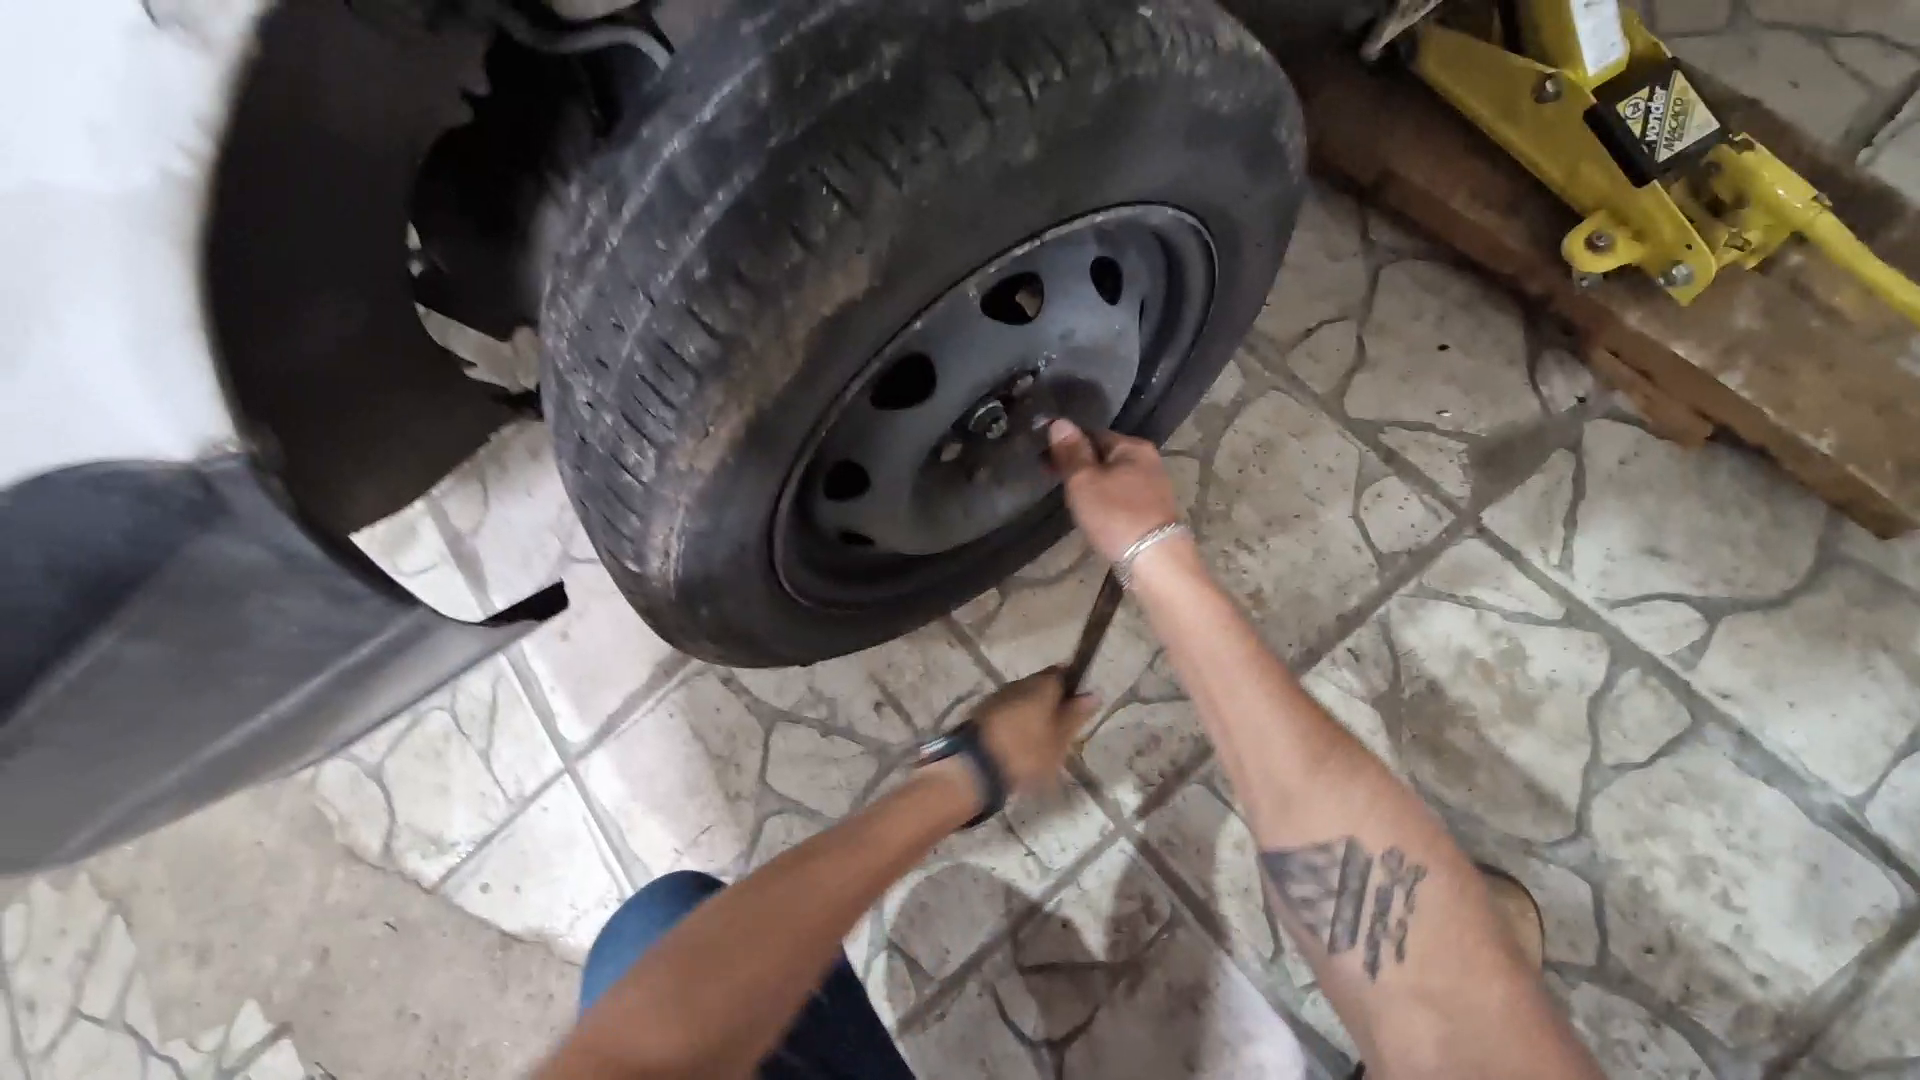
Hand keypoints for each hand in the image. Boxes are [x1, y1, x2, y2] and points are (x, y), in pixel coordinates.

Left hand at [970, 669, 1096, 794]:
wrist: (975, 766)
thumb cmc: (1026, 752)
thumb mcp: (1059, 739)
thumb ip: (1075, 715)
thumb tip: (1093, 694)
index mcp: (1042, 684)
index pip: (1062, 672)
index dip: (1072, 685)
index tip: (1078, 705)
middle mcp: (1019, 682)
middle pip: (1041, 684)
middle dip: (1052, 700)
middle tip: (1062, 727)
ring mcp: (998, 695)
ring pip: (1023, 697)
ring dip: (1033, 711)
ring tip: (1041, 738)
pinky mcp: (982, 711)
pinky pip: (1007, 709)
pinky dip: (1016, 720)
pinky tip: (1019, 741)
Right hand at [1048, 418, 1181, 562]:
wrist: (1154, 561)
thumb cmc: (1115, 516)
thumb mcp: (1084, 481)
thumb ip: (1071, 452)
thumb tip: (1059, 421)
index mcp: (1133, 446)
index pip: (1092, 433)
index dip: (1066, 444)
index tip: (1044, 460)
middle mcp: (1148, 462)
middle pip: (1104, 456)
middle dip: (1079, 466)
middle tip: (1053, 482)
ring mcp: (1153, 488)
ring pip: (1113, 478)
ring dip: (1092, 485)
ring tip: (1071, 500)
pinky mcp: (1152, 512)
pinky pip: (1121, 498)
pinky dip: (1105, 502)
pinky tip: (1094, 514)